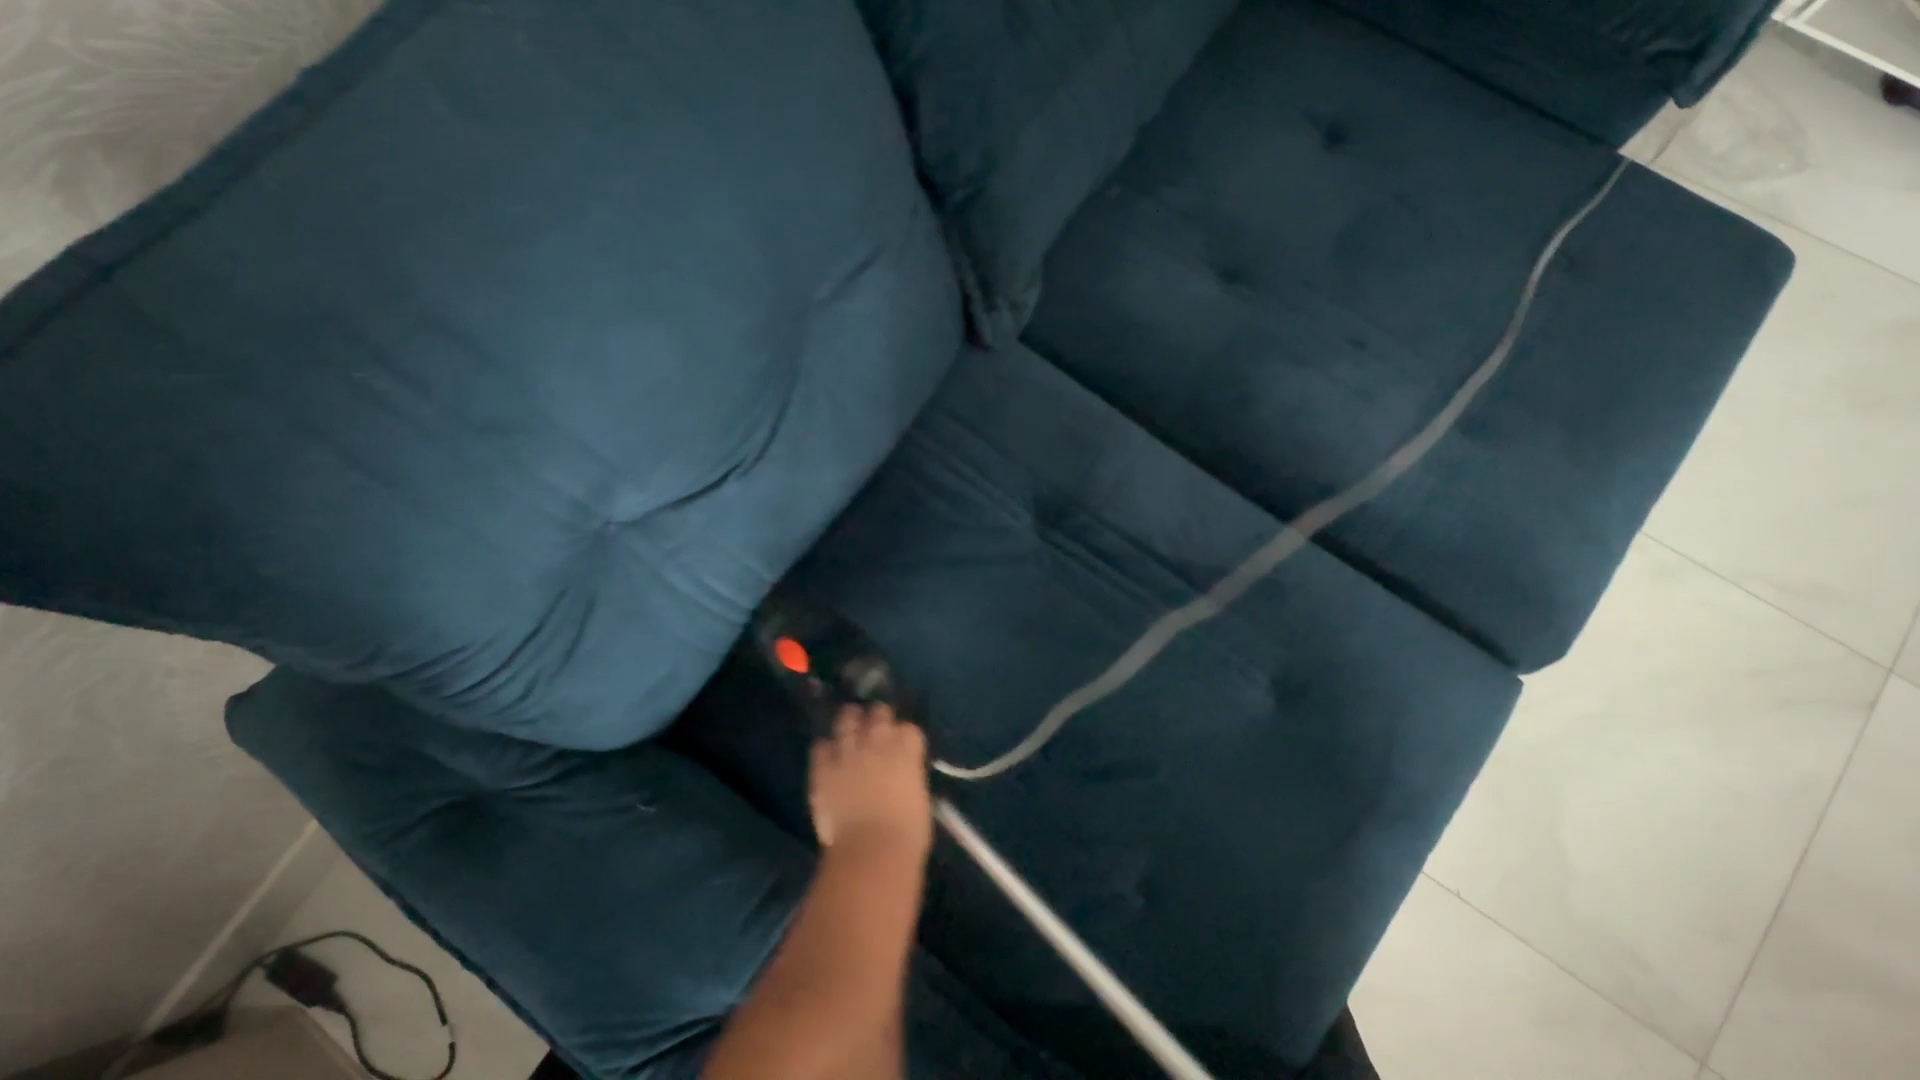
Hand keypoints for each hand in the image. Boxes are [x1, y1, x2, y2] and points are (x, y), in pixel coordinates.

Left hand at [809, 704, 932, 859]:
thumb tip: (902, 778)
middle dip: (879, 718)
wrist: (871, 850)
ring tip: (850, 727)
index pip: (909, 729)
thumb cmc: (907, 832)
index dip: (906, 737)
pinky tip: (828, 757)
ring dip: (850, 722)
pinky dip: (825, 749)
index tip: (905, 747)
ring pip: (846, 719)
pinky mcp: (823, 768)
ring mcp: (847, 752)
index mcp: (906, 750)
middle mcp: (877, 742)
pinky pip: (820, 746)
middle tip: (877, 729)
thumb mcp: (919, 798)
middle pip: (879, 712)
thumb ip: (909, 777)